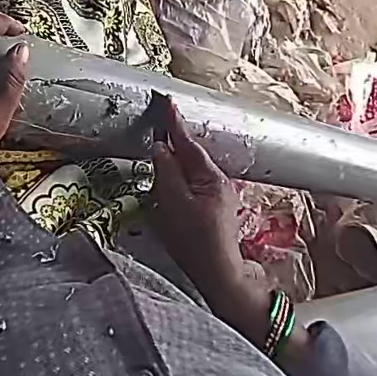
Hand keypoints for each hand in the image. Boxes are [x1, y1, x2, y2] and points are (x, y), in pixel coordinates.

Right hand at [149, 95, 277, 345]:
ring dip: (176, 157)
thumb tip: (160, 146)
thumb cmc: (194, 240)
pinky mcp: (214, 206)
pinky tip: (170, 177)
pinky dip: (180, 173)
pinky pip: (193, 180)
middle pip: (191, 153)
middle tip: (157, 120)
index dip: (174, 121)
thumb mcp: (174, 202)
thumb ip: (166, 171)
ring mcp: (219, 194)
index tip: (166, 100)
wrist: (218, 275)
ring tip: (159, 146)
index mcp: (211, 177)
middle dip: (174, 138)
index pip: (187, 142)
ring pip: (192, 167)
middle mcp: (219, 181)